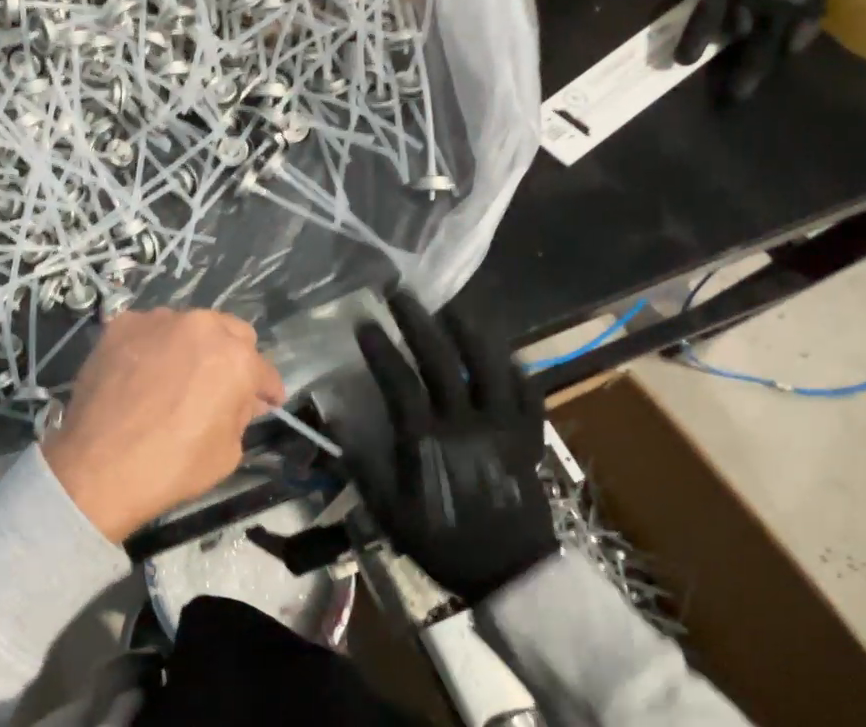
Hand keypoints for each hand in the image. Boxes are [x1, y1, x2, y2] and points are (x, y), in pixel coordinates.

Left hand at [43, 308, 283, 542]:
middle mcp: (199, 326)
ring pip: (186, 326)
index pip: (263, 370)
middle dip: (232, 357)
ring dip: (189, 347)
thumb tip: (241, 400)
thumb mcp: (228, 452)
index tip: (263, 403)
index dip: (265, 390)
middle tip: (220, 386)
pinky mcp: (119, 326)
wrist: (99, 466)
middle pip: (229, 332)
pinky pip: (148, 331)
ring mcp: (156, 320)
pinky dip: (152, 347)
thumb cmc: (173, 466)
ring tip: (175, 378)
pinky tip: (141, 374)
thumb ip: (240, 414)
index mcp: (235, 357)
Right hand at [351, 291, 555, 602]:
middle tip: (399, 292)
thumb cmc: (443, 542)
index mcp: (428, 441)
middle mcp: (467, 423)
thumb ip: (362, 464)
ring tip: (451, 304)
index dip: (380, 349)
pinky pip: (529, 392)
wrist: (511, 573)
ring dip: (469, 330)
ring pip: (490, 366)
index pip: (400, 381)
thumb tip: (335, 417)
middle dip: (418, 322)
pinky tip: (502, 352)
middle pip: (442, 360)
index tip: (362, 322)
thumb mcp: (389, 513)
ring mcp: (504, 426)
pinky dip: (515, 367)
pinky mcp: (531, 437)